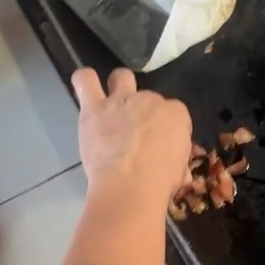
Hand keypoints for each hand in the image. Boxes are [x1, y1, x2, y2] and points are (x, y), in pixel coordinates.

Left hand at [71, 67, 192, 207]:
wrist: (129, 187)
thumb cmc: (160, 183)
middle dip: (144, 113)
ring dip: (119, 86)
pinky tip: (86, 88)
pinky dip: (85, 81)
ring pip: (121, 77)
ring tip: (114, 105)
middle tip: (137, 135)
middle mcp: (149, 100)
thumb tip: (176, 167)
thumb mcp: (180, 172)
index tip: (162, 144)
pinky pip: (85, 80)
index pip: (175, 113)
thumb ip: (176, 160)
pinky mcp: (94, 108)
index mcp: (176, 115)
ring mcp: (121, 101)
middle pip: (149, 97)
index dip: (168, 128)